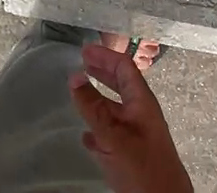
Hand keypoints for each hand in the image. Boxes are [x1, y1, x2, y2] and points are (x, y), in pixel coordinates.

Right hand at [68, 43, 193, 192]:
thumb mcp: (113, 135)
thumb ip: (93, 106)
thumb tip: (74, 75)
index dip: (105, 56)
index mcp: (142, 102)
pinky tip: (87, 136)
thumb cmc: (142, 166)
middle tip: (83, 64)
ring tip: (80, 95)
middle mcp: (142, 113)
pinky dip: (99, 127)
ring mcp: (139, 134)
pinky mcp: (135, 154)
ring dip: (99, 99)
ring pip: (117, 109)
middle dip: (103, 72)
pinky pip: (114, 133)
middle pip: (122, 84)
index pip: (124, 67)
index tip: (84, 51)